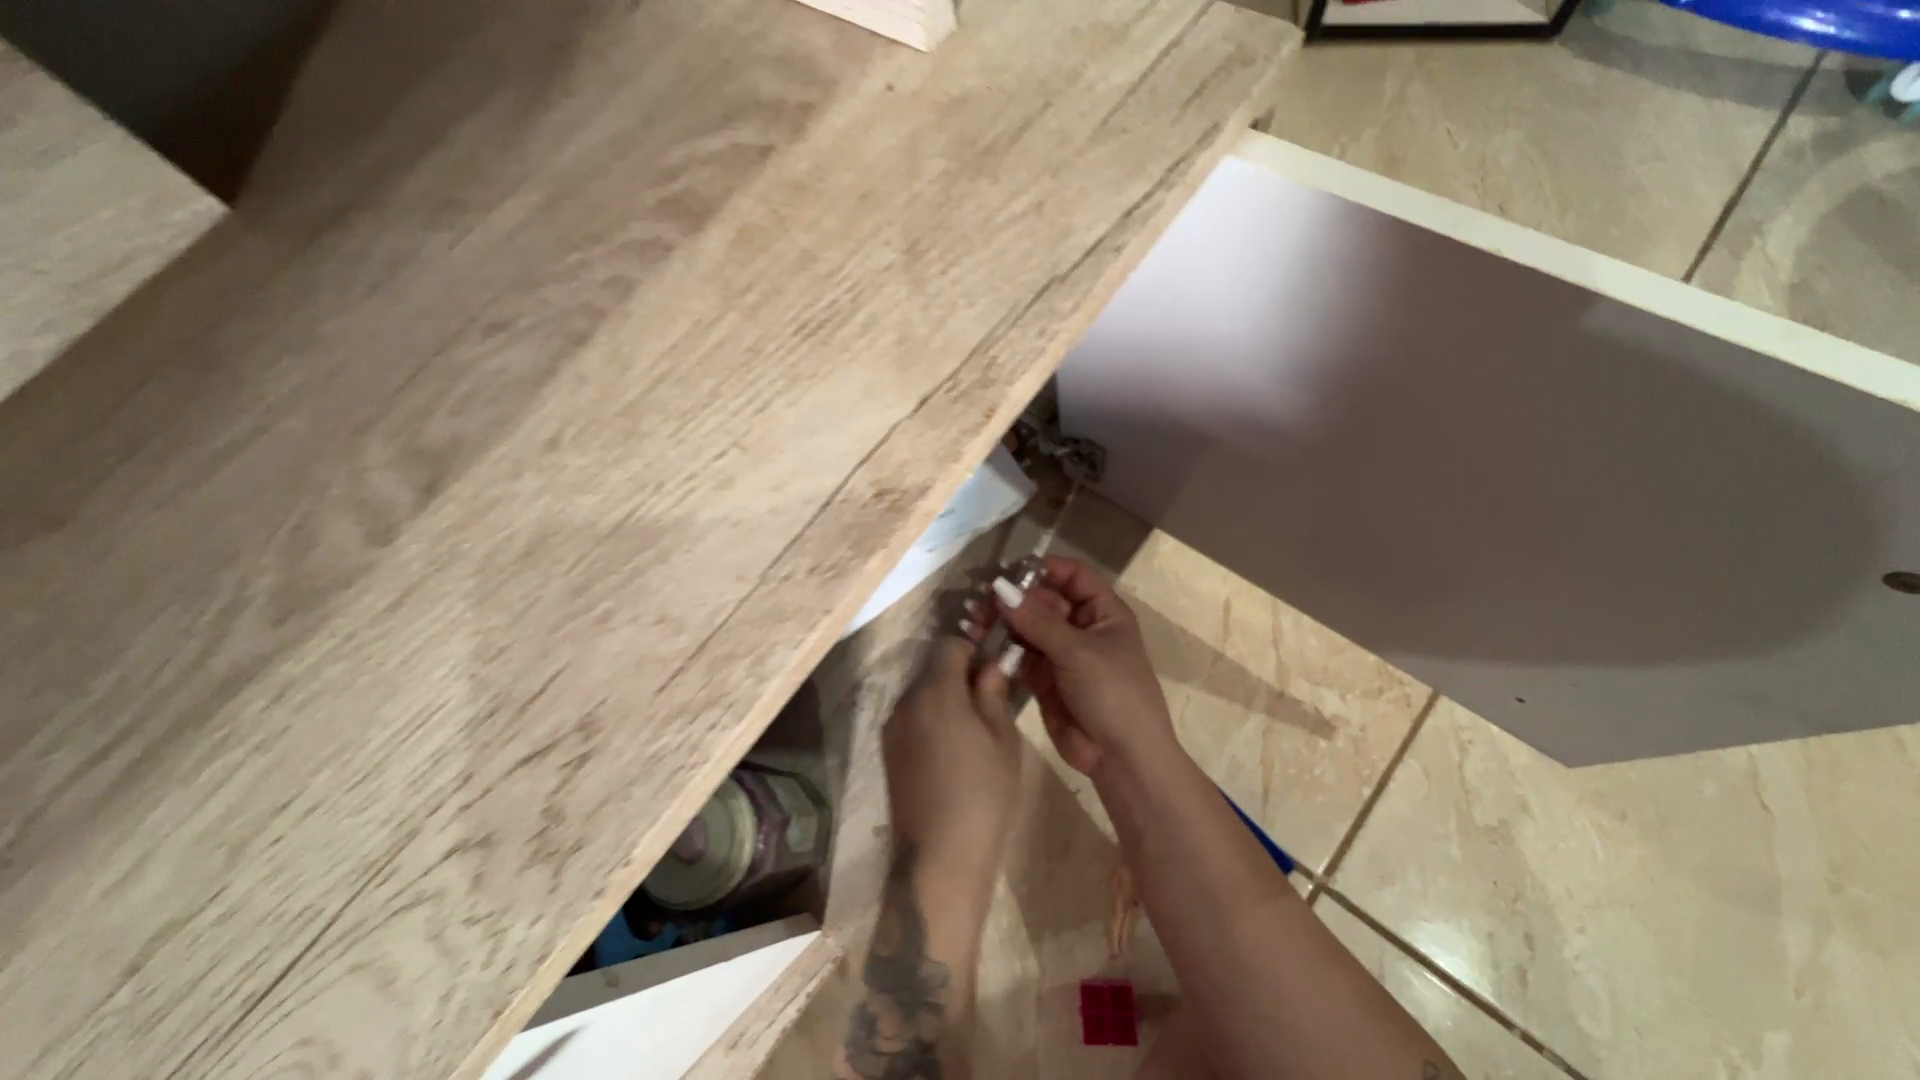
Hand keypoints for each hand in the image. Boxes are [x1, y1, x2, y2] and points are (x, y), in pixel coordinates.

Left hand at [881, 635, 1021, 892]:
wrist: (940, 859)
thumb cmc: (983, 796)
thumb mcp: (1004, 742)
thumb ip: (994, 695)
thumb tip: (989, 666)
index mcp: (935, 692)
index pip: (949, 644)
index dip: (974, 648)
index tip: (996, 667)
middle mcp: (905, 703)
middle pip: (932, 669)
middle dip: (960, 674)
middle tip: (993, 698)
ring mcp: (892, 729)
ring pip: (922, 694)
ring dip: (946, 698)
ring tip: (977, 728)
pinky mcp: (889, 753)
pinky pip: (913, 719)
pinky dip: (933, 720)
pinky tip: (956, 750)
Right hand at [992, 556, 1178, 776]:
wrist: (1121, 756)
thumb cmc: (1112, 693)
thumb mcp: (1078, 651)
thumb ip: (1037, 620)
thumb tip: (1000, 588)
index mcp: (1104, 613)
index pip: (1073, 576)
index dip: (1044, 569)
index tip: (1009, 571)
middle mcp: (1083, 628)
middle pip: (1044, 601)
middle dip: (1014, 598)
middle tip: (979, 601)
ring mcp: (1063, 654)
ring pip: (1028, 628)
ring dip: (1003, 623)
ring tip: (972, 621)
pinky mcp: (1044, 680)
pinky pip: (1020, 655)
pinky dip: (1001, 648)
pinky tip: (978, 642)